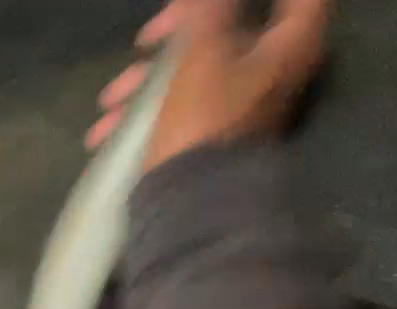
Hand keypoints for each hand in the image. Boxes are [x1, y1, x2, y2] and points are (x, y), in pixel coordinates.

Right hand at [87, 0, 332, 170]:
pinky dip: (144, 115)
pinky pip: (178, 109)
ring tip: (109, 104)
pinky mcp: (210, 134)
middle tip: (140, 43)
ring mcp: (241, 105)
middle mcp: (273, 69)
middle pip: (228, 31)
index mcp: (288, 43)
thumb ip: (206, 11)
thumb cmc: (203, 122)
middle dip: (173, 40)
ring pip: (192, 73)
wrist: (193, 201)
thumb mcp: (201, 56)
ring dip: (144, 85)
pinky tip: (108, 132)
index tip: (195, 4)